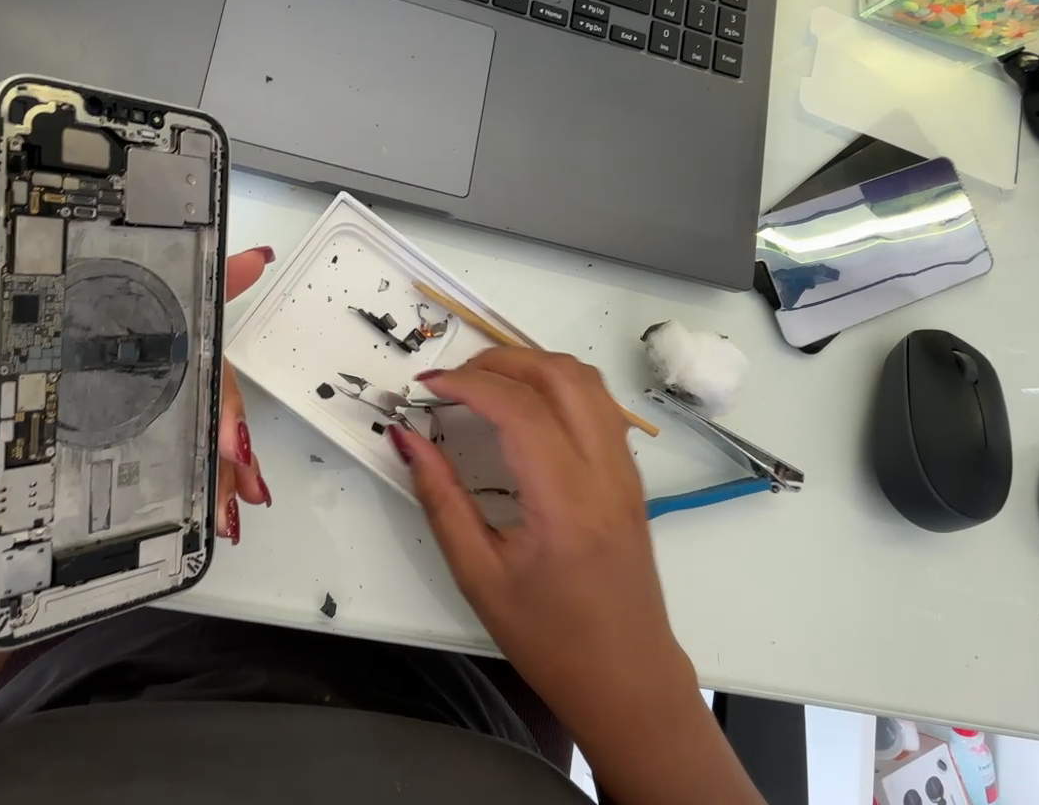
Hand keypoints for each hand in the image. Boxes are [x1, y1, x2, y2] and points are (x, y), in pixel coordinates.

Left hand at [0, 249, 278, 653]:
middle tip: (229, 440)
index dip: (182, 286)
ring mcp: (130, 435)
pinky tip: (233, 492)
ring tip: (234, 479)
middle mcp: (100, 397)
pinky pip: (202, 460)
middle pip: (184, 364)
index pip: (120, 316)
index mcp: (53, 381)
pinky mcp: (147, 477)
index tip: (237, 265)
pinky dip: (227, 473)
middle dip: (221, 393)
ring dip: (231, 440)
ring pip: (203, 410)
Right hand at [389, 349, 699, 747]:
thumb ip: (440, 498)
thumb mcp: (478, 574)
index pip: (519, 409)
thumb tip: (408, 438)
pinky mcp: (630, 475)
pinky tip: (526, 406)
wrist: (626, 678)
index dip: (468, 383)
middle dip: (501, 359)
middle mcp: (605, 474)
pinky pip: (601, 404)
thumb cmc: (548, 638)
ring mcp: (626, 471)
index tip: (428, 387)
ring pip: (588, 381)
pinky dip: (559, 384)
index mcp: (566, 503)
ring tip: (486, 382)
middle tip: (455, 377)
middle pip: (560, 376)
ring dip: (534, 365)